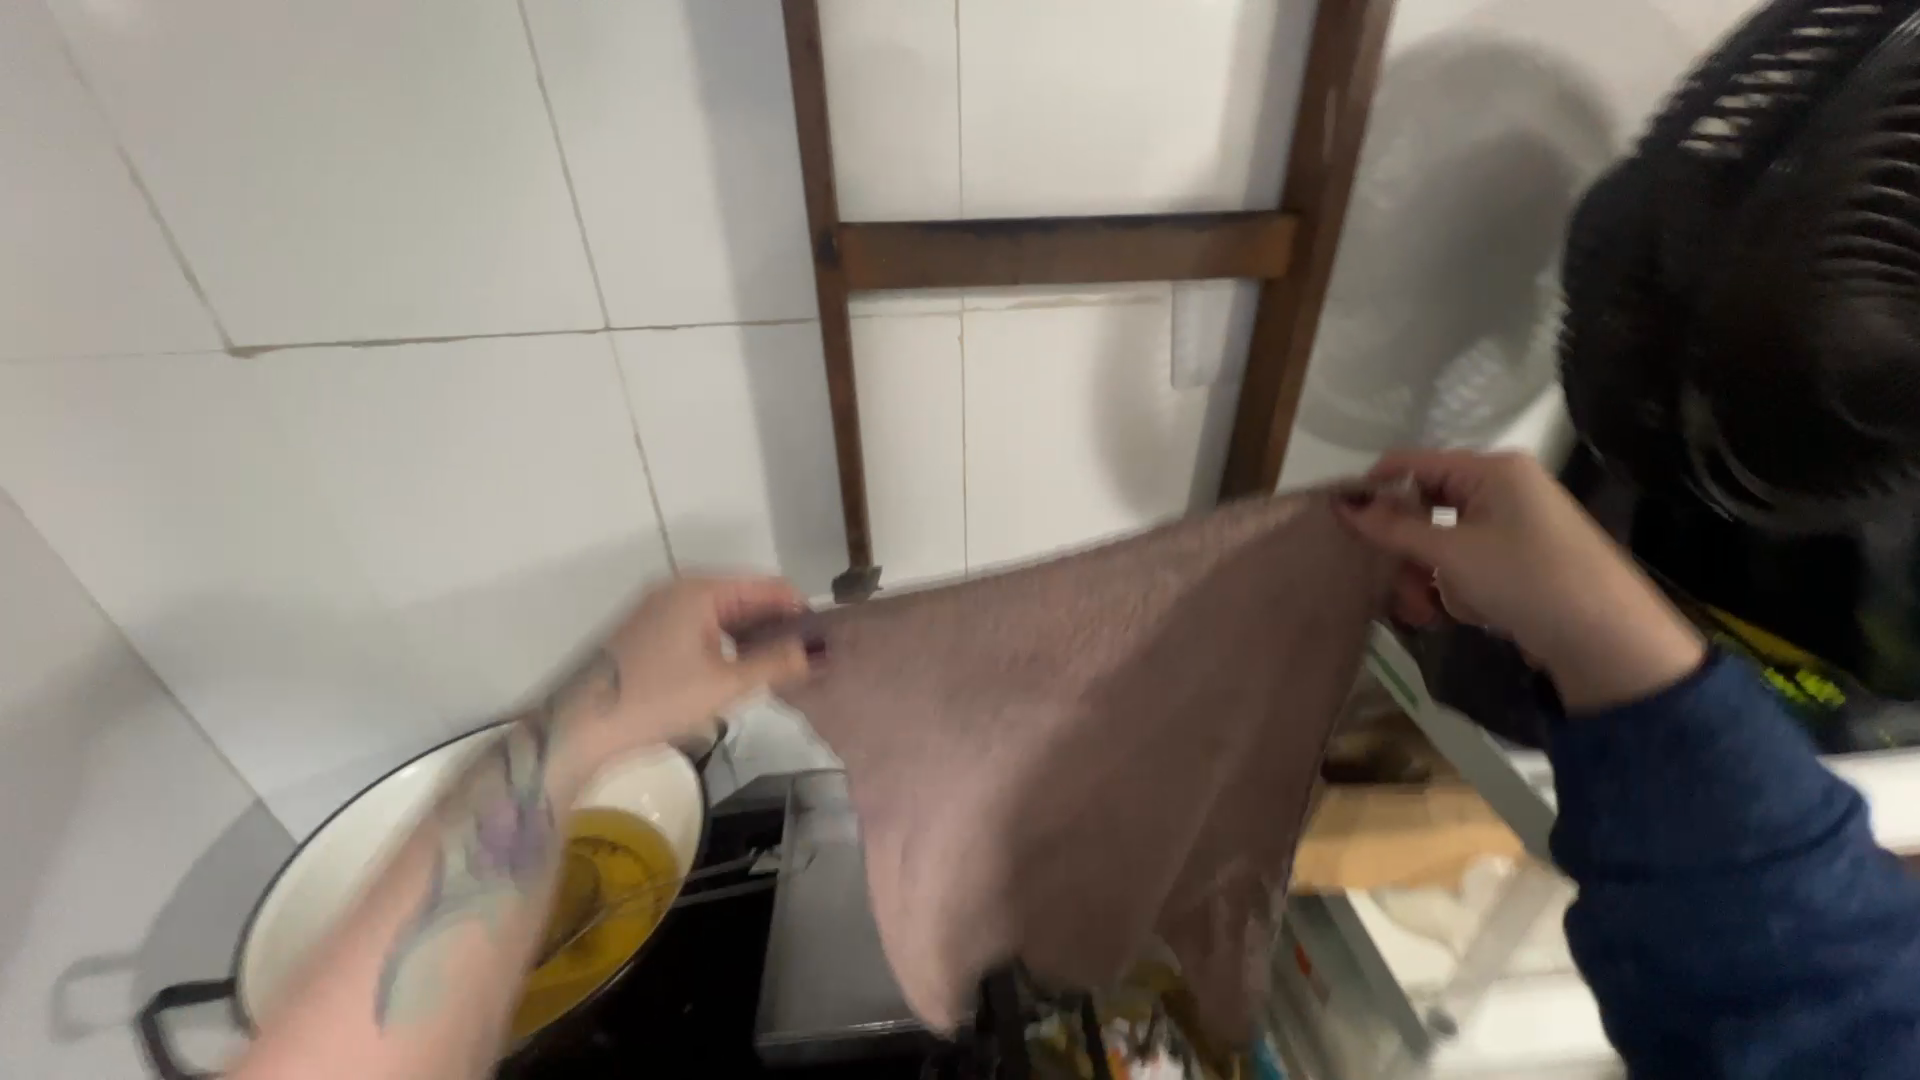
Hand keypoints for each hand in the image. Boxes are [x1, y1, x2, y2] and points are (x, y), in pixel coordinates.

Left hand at [544, 576, 812, 768]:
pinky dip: (725, 643)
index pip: (768, 586)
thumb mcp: (726, 686)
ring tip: (778, 669)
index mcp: (700, 590)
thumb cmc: (655, 701)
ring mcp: (658, 609)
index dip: (799, 610)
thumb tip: (820, 652)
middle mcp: (678, 589)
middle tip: (806, 660)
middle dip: (777, 625)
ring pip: (723, 614)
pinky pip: (701, 627)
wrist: (575, 733)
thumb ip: (778, 664)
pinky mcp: (647, 632)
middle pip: (745, 597)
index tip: (823, 641)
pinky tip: (738, 671)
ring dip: (752, 636)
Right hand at [1338, 450, 1705, 710]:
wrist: (1608, 641)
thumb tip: (1343, 506)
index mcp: (1491, 471)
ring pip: (1437, 541)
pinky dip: (1449, 587)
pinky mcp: (1514, 557)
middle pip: (1422, 507)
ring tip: (1424, 612)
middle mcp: (1499, 489)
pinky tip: (1454, 612)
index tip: (1337, 520)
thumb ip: (1393, 529)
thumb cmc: (1528, 579)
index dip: (1371, 488)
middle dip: (1402, 549)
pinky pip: (1460, 561)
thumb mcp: (1451, 554)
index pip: (1410, 464)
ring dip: (1422, 576)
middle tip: (1389, 585)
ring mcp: (1509, 524)